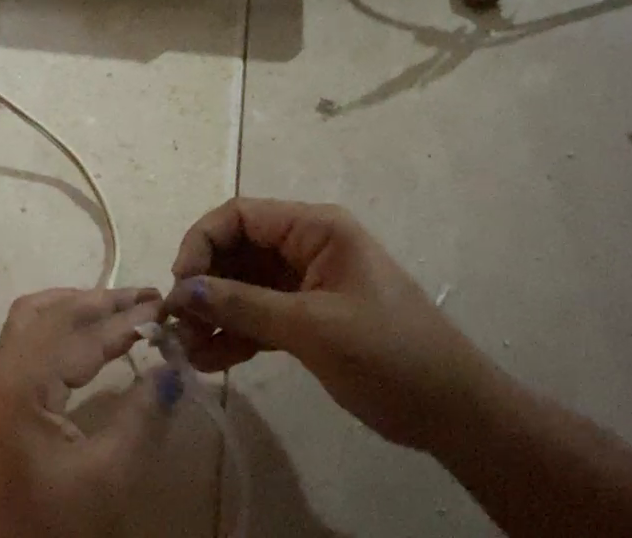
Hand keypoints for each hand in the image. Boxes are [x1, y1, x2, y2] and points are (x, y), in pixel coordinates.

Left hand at [0, 287, 180, 537]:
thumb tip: (172, 367)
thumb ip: (141, 416)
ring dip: (74, 305)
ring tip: (118, 305)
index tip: (164, 306)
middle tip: (147, 297)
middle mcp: (0, 367)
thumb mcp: (108, 476)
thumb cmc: (54, 523)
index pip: (81, 335)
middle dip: (100, 301)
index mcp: (22, 381)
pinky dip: (57, 321)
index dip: (126, 320)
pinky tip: (83, 330)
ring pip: (32, 316)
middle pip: (52, 313)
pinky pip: (24, 335)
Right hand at [165, 198, 503, 451]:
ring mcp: (304, 284)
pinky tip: (207, 360)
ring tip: (184, 348)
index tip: (179, 283)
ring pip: (240, 286)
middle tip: (175, 323)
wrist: (456, 416)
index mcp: (316, 229)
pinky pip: (256, 317)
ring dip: (211, 314)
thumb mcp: (313, 327)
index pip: (241, 216)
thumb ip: (244, 305)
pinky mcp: (305, 320)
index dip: (202, 242)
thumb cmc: (391, 356)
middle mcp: (305, 248)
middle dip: (202, 284)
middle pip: (235, 251)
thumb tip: (180, 291)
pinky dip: (232, 335)